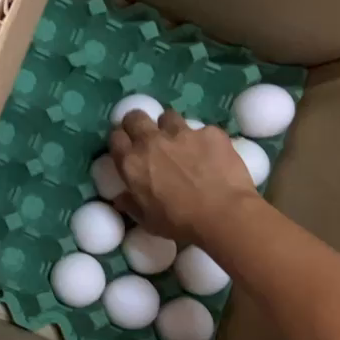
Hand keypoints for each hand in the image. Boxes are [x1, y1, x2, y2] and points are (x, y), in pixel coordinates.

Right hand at [108, 110, 256, 240]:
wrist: (223, 214)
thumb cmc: (179, 222)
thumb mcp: (147, 220)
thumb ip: (131, 204)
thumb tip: (120, 197)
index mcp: (131, 162)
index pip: (116, 137)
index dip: (121, 140)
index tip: (128, 148)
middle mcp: (152, 141)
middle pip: (136, 117)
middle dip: (138, 123)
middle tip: (149, 138)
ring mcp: (182, 133)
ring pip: (168, 117)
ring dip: (170, 128)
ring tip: (181, 143)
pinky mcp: (209, 132)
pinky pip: (202, 130)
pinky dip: (203, 140)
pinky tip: (212, 155)